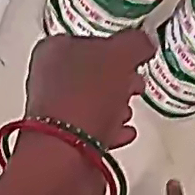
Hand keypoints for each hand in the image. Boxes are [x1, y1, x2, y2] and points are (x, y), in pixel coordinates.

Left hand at [26, 30, 149, 149]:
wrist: (68, 154)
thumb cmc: (88, 96)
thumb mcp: (119, 57)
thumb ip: (135, 43)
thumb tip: (145, 41)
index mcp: (54, 50)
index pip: (88, 40)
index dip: (115, 48)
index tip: (135, 57)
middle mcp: (49, 80)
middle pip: (92, 74)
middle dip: (118, 80)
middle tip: (137, 85)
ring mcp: (55, 113)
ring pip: (93, 103)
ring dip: (115, 106)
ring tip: (128, 112)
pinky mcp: (65, 141)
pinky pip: (93, 130)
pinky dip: (111, 130)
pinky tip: (125, 132)